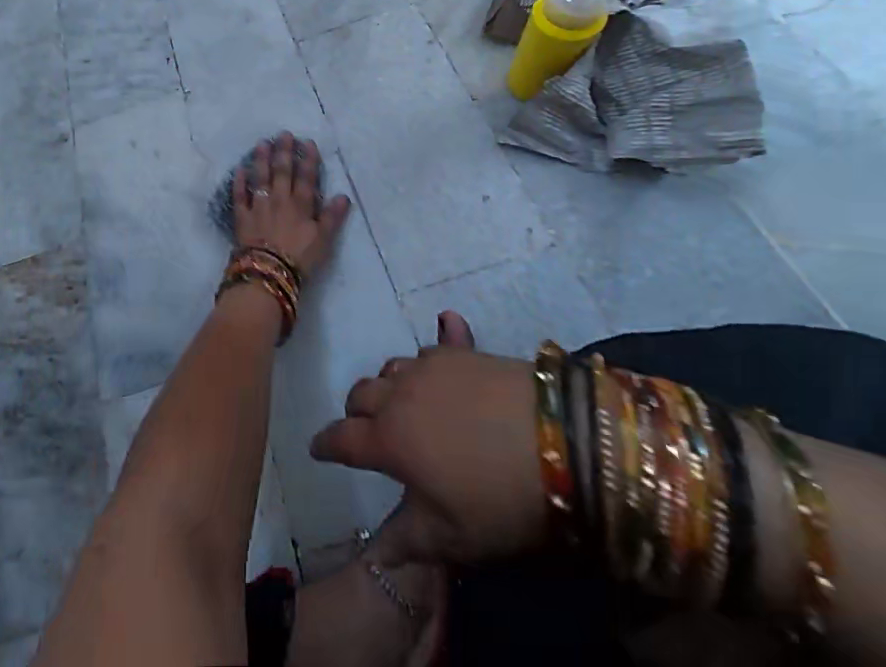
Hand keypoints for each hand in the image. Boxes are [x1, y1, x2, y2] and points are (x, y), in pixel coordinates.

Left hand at [232, 132, 350, 275]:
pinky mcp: (242, 216)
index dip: (308, 159)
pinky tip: (239, 169)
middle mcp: (280, 200)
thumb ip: (332, 217)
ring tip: (262, 143)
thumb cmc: (300, 258)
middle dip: (284, 152)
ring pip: (260, 178)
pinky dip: (239, 182)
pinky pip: (240, 196)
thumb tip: (343, 196)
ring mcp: (259, 206)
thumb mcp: (324, 240)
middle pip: (282, 172)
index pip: (306, 178)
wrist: (268, 271)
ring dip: (261, 160)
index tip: (307, 142)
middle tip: (283, 134)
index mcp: (301, 205)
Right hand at [310, 311, 546, 564]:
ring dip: (390, 385)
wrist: (567, 444)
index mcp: (387, 439)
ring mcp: (430, 370)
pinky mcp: (464, 355)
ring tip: (406, 400)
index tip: (318, 449)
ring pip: (393, 369)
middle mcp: (398, 396)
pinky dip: (437, 346)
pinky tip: (447, 324)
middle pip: (360, 395)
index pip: (342, 439)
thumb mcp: (454, 536)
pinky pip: (439, 345)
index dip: (326, 445)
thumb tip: (374, 560)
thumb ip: (407, 542)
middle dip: (356, 412)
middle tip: (368, 429)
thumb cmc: (501, 500)